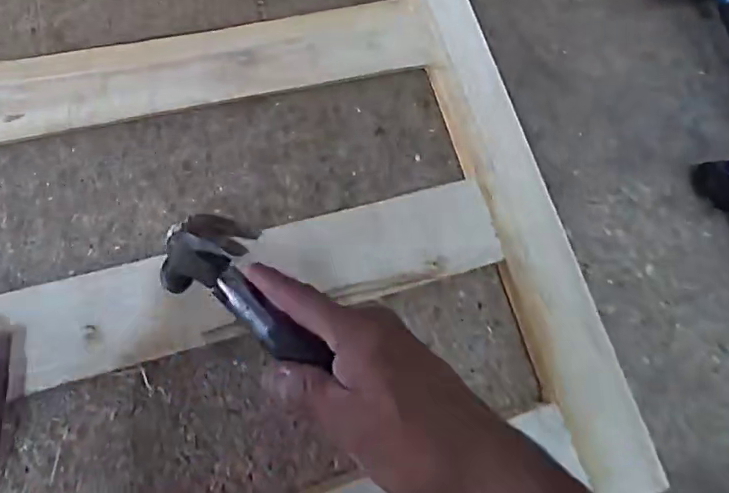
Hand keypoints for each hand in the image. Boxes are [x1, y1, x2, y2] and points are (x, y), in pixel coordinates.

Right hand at [246, 264, 585, 492]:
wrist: (479, 459)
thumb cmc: (408, 439)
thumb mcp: (347, 423)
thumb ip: (307, 392)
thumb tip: (274, 372)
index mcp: (357, 331)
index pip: (305, 302)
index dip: (274, 286)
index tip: (250, 269)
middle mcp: (377, 323)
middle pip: (323, 316)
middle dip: (293, 322)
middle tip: (264, 334)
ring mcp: (397, 339)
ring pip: (343, 335)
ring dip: (318, 345)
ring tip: (296, 371)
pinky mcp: (410, 359)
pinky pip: (362, 348)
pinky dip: (340, 357)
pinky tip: (337, 384)